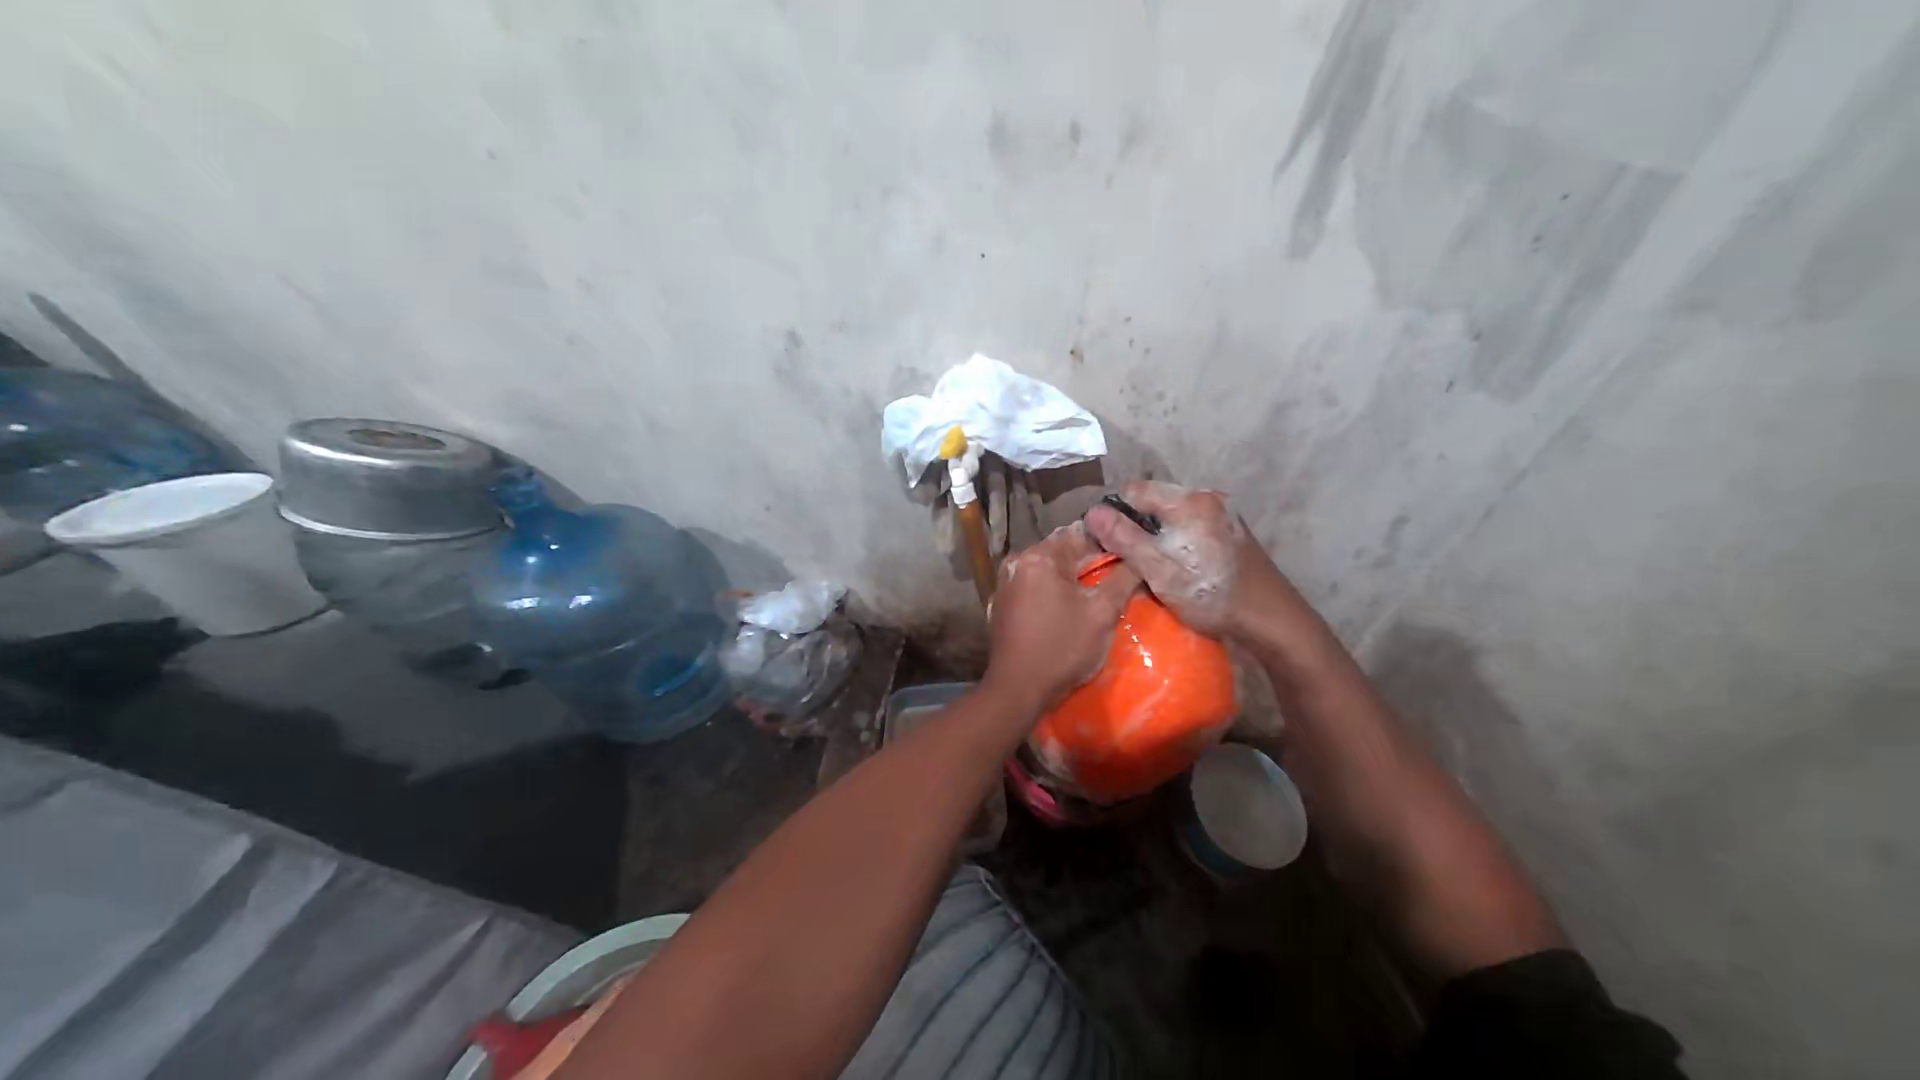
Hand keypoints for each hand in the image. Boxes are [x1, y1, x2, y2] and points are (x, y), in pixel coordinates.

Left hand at [984, 521, 1140, 713]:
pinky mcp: (1002, 604)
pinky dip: (1052, 593)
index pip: (1082, 536)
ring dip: (1071, 580)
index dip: (1109, 547)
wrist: (1018, 690)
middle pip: (1062, 552)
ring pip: (1048, 570)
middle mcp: (1017, 562)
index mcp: (1039, 557)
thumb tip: (1138, 557)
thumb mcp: (1102, 614)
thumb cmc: (1062, 648)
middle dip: (1088, 564)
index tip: (1128, 561)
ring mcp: (1005, 583)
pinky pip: (1034, 587)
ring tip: (1095, 597)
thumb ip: (1123, 579)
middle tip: (1115, 581)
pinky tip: (1067, 610)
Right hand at [1084, 481, 1292, 638]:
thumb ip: (1123, 537)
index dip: (1112, 513)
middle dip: (1133, 524)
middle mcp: (1207, 497)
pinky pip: (1190, 526)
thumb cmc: (1210, 594)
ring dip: (1154, 534)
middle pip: (1153, 501)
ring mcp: (1222, 513)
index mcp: (1188, 500)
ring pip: (1172, 515)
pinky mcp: (1231, 532)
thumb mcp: (1158, 569)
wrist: (1271, 619)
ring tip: (1146, 563)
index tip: (1103, 541)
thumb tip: (1091, 512)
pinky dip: (1175, 540)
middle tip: (1122, 556)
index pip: (1132, 490)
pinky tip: (1175, 565)